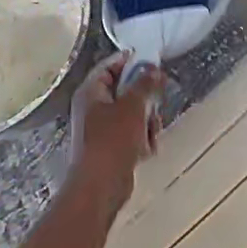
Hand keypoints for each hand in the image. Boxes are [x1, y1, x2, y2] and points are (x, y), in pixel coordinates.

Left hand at [64, 53, 163, 224]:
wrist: (100, 186)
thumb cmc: (113, 139)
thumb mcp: (132, 106)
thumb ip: (145, 83)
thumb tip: (154, 68)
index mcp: (90, 92)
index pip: (109, 66)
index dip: (130, 61)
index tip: (152, 63)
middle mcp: (92, 108)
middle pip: (123, 90)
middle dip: (144, 97)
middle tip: (157, 101)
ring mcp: (101, 129)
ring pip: (131, 113)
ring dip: (146, 119)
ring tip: (151, 131)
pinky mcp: (110, 147)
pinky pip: (131, 133)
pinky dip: (141, 138)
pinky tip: (147, 149)